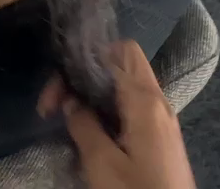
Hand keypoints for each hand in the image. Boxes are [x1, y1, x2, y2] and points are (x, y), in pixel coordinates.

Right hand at [47, 41, 196, 188]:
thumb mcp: (103, 166)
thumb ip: (84, 125)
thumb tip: (70, 100)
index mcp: (145, 100)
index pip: (112, 53)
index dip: (80, 64)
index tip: (56, 93)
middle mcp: (158, 100)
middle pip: (122, 61)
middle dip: (88, 73)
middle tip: (62, 100)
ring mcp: (162, 118)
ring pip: (127, 83)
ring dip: (98, 92)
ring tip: (72, 116)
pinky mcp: (162, 136)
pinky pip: (134, 105)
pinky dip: (111, 107)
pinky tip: (94, 129)